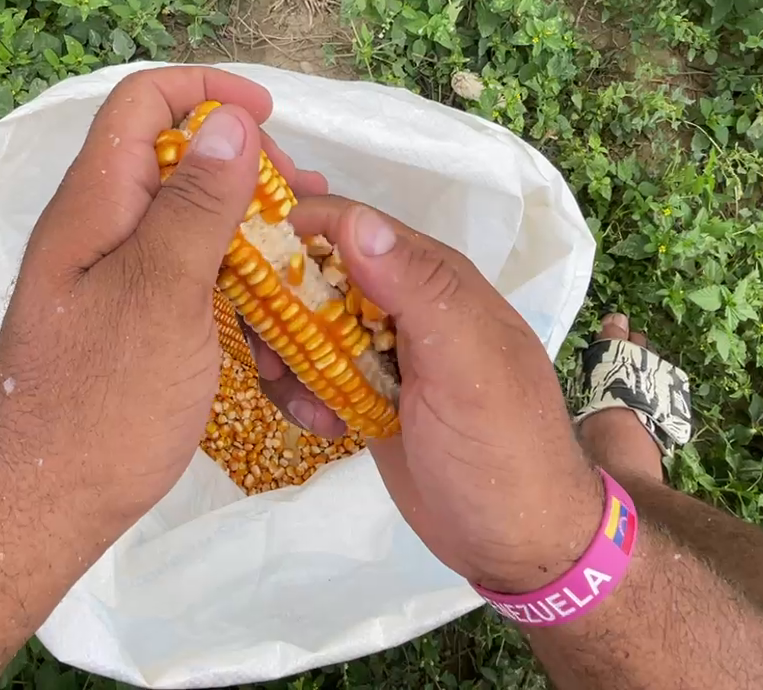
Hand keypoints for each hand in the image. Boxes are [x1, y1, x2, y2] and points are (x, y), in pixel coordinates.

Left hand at [0, 66, 324, 527]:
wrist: (43, 503)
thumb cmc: (102, 400)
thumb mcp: (160, 293)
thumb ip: (194, 205)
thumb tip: (229, 122)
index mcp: (96, 202)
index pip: (141, 102)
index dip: (205, 90)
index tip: (267, 115)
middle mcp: (100, 223)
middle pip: (169, 150)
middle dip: (238, 155)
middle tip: (294, 193)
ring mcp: (114, 268)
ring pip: (183, 207)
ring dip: (241, 208)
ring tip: (297, 234)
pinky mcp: (130, 308)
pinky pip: (185, 258)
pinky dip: (230, 255)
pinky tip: (269, 284)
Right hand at [285, 196, 604, 592]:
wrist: (516, 543)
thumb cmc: (500, 448)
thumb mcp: (465, 364)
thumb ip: (416, 287)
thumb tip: (353, 220)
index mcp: (430, 275)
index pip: (349, 223)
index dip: (296, 229)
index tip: (246, 258)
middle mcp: (400, 299)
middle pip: (314, 270)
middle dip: (277, 301)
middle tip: (268, 351)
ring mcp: (378, 346)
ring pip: (302, 320)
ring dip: (285, 352)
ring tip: (301, 399)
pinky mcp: (362, 387)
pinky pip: (309, 367)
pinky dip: (300, 389)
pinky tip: (322, 423)